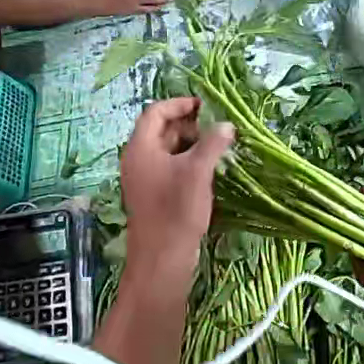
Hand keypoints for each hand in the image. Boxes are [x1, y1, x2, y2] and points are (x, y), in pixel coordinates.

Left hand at [120, 98, 235, 267]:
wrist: (161, 258)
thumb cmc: (176, 210)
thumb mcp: (198, 172)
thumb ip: (212, 143)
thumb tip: (226, 125)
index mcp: (140, 147)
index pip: (155, 112)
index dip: (180, 104)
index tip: (205, 106)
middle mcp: (137, 159)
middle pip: (160, 130)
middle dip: (189, 125)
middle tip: (216, 129)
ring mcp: (143, 178)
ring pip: (166, 150)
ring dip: (191, 145)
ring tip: (217, 148)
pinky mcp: (151, 195)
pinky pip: (168, 168)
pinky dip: (186, 162)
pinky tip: (207, 170)